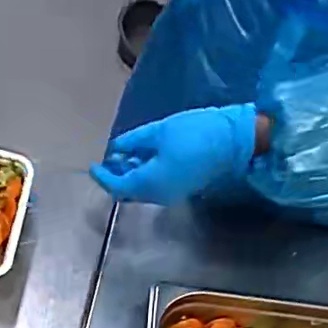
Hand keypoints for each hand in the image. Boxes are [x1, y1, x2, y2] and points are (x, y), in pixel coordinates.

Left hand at [90, 104, 258, 204]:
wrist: (234, 141)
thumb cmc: (196, 132)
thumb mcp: (160, 131)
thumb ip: (134, 142)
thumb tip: (115, 149)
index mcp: (148, 182)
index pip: (117, 186)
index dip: (103, 177)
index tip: (94, 166)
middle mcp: (156, 196)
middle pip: (127, 192)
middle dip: (115, 177)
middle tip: (109, 160)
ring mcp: (168, 195)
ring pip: (139, 190)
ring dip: (129, 176)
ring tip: (124, 156)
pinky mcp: (178, 190)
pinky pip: (153, 187)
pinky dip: (142, 176)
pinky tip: (142, 159)